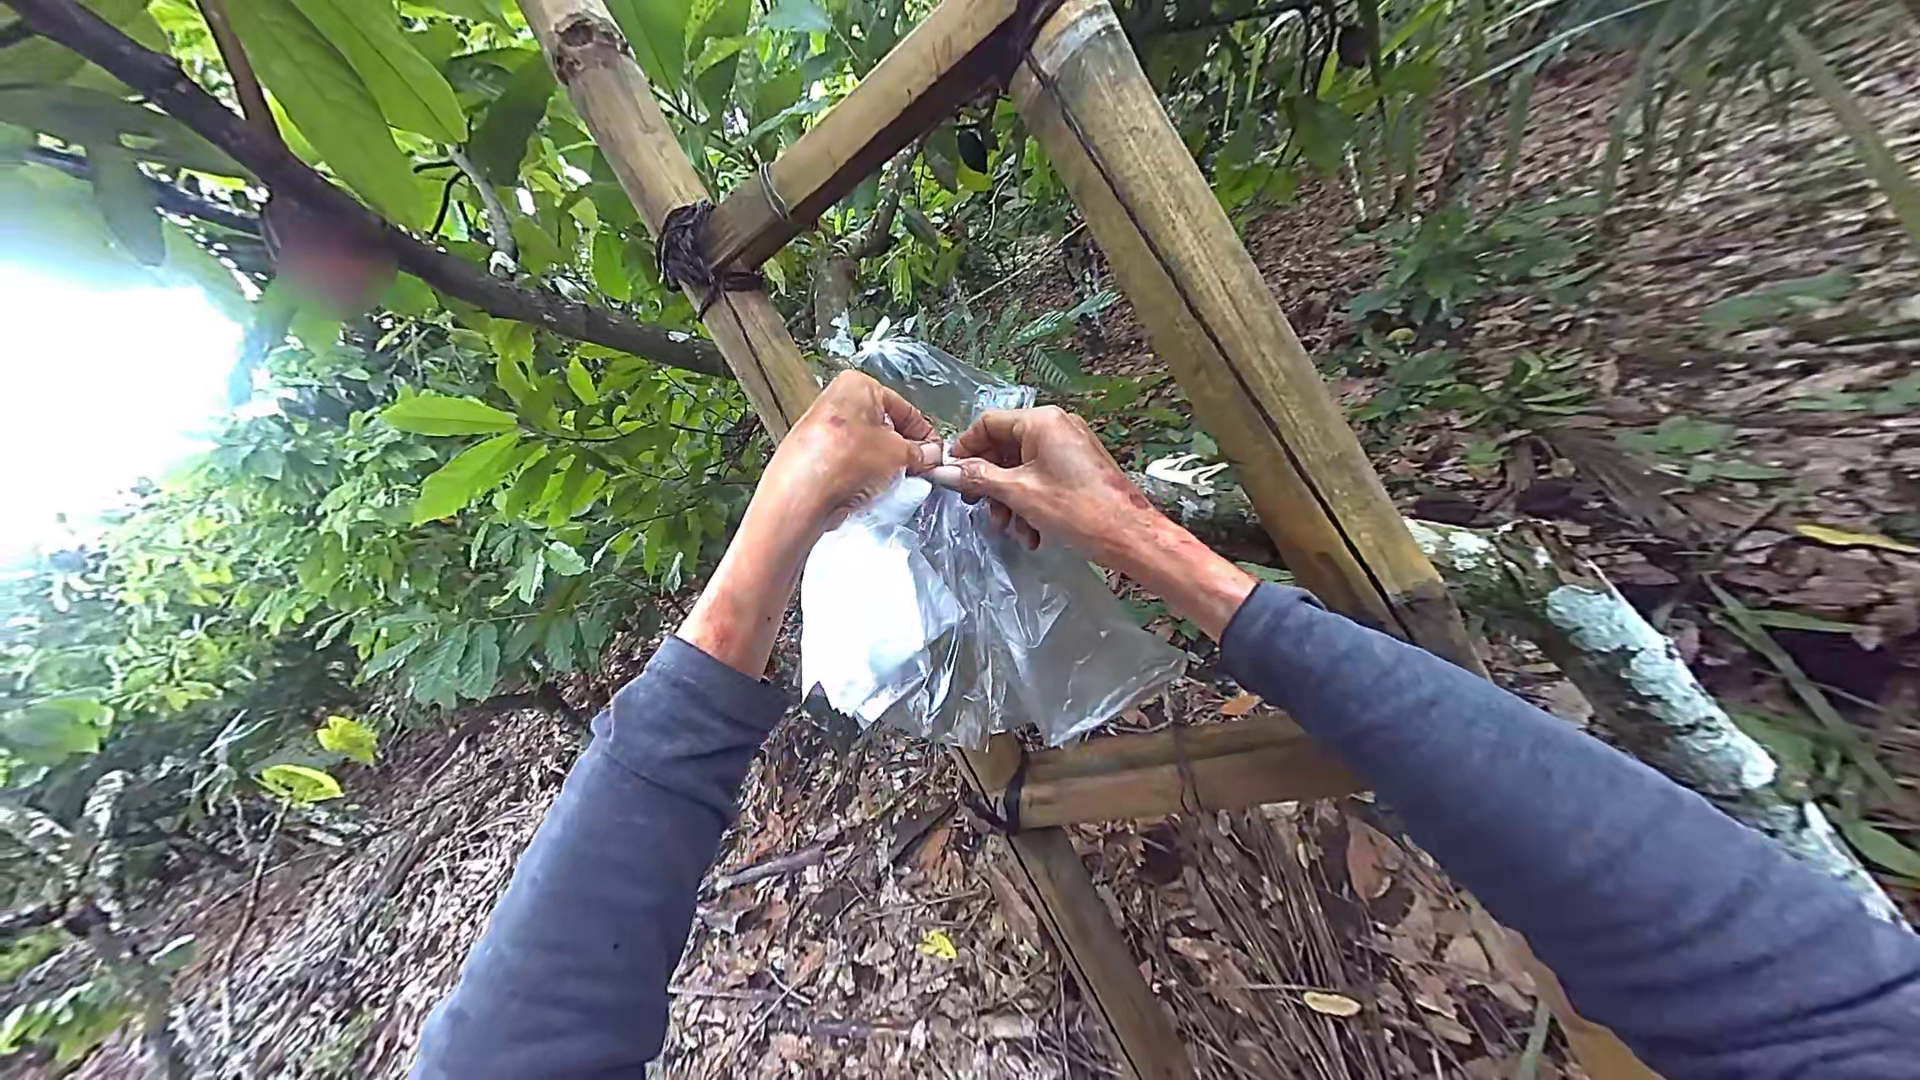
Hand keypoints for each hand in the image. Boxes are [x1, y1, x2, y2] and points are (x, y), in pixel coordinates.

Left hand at [678, 372, 937, 675]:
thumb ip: (921, 453)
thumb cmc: (846, 463)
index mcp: (856, 385)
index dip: (924, 434)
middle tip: (919, 470)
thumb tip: (931, 455)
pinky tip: (870, 490)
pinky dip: (863, 475)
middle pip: (884, 426)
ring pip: (867, 446)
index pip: (904, 408)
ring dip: (884, 465)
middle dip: (903, 450)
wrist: (802, 497)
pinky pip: (849, 463)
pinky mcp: (814, 456)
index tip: (936, 454)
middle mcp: (835, 400)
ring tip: (894, 483)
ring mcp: (822, 429)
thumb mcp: (899, 454)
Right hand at [921, 405, 1154, 564]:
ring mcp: (1069, 448)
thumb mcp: (1019, 493)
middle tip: (977, 506)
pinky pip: (1041, 478)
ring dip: (1008, 499)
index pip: (988, 423)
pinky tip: (1030, 532)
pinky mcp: (1077, 468)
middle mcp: (1056, 427)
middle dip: (989, 481)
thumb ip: (978, 478)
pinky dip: (1029, 502)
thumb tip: (943, 472)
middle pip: (1004, 447)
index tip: (951, 474)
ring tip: (1008, 526)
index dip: (965, 449)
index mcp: (1042, 422)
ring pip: (1021, 468)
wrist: (1130, 536)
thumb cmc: (1078, 509)